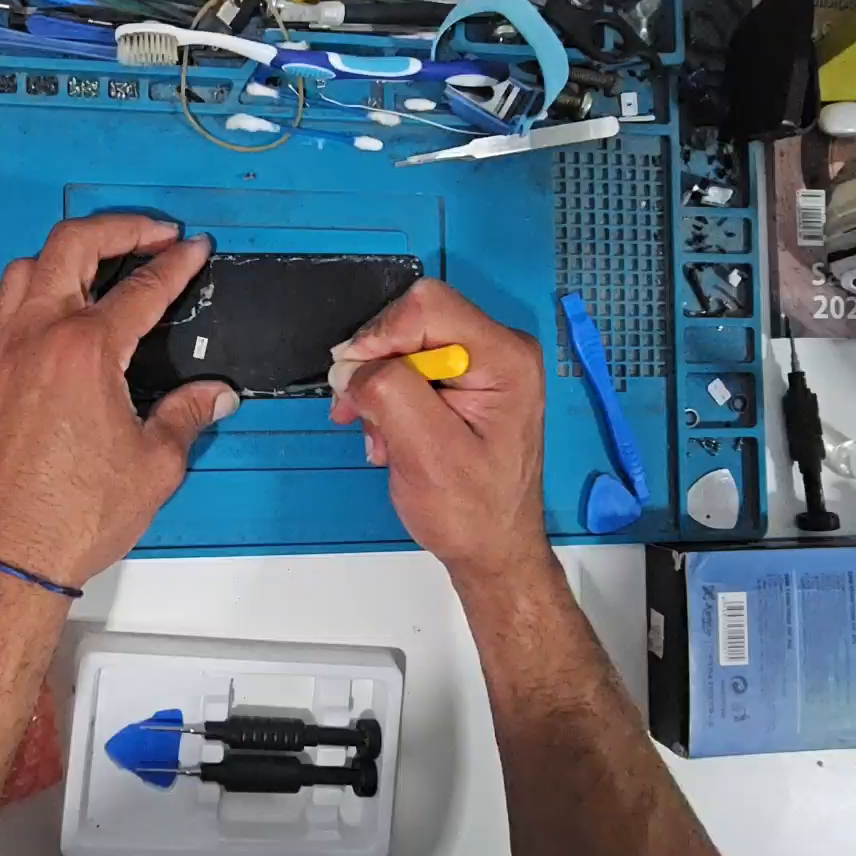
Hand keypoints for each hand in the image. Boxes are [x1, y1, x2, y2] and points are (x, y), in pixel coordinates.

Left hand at [0, 215, 238, 589]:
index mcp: (85, 350)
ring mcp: (0, 350)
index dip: (176, 264)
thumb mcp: (155, 465)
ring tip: (102, 264)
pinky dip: (32, 290)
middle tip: (153, 232)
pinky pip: (2, 306)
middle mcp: (36, 335)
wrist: (6, 555)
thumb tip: (216, 395)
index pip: (141, 288)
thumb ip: (187, 416)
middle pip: (72, 246)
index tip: (194, 248)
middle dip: (120, 227)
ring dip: (68, 253)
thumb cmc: (77, 513)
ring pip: (28, 267)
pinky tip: (53, 311)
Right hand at [328, 279, 546, 571]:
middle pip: (414, 322)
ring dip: (377, 387)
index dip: (379, 334)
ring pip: (405, 346)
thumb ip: (389, 392)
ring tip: (374, 436)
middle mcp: (499, 348)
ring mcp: (484, 364)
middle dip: (375, 365)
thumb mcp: (425, 451)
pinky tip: (386, 436)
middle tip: (353, 412)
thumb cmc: (467, 510)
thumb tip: (350, 364)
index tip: (351, 379)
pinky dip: (388, 398)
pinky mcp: (467, 383)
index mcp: (504, 357)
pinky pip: (412, 369)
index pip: (427, 306)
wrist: (492, 550)